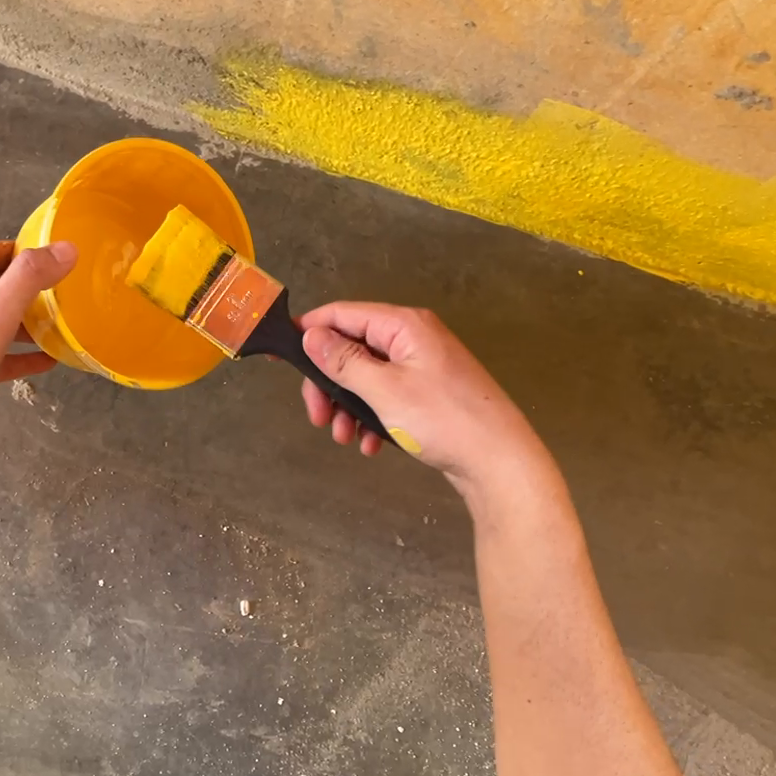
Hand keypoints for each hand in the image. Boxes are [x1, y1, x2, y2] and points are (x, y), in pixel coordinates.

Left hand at [0, 239, 75, 451]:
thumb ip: (30, 277)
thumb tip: (67, 248)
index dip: (6, 249)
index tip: (37, 252)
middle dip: (23, 286)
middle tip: (57, 289)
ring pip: (1, 326)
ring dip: (27, 323)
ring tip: (59, 324)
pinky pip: (5, 361)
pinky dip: (26, 359)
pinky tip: (50, 362)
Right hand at [297, 302, 552, 500]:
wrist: (497, 461)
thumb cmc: (442, 419)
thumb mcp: (384, 390)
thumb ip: (344, 361)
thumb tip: (311, 334)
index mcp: (404, 326)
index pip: (343, 315)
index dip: (308, 332)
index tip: (278, 357)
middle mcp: (412, 339)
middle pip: (351, 350)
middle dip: (328, 384)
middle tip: (316, 418)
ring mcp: (421, 367)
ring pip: (366, 378)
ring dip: (347, 407)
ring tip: (344, 437)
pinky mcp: (427, 394)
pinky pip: (386, 397)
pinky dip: (371, 418)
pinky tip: (370, 444)